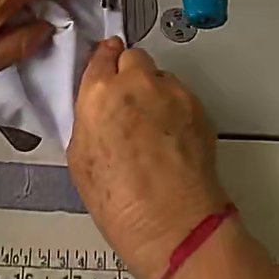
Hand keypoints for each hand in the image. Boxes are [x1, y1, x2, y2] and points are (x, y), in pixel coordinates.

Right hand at [67, 37, 229, 278]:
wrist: (172, 223)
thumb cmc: (122, 200)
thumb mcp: (79, 155)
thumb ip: (87, 117)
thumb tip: (96, 109)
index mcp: (99, 92)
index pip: (101, 55)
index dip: (102, 62)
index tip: (104, 65)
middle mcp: (137, 84)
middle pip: (133, 56)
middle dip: (129, 73)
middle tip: (126, 100)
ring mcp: (172, 94)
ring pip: (160, 76)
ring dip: (154, 90)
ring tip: (151, 125)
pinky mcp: (199, 108)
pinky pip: (182, 95)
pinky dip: (176, 108)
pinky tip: (169, 136)